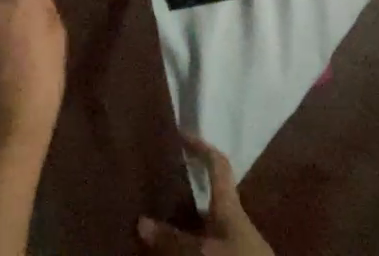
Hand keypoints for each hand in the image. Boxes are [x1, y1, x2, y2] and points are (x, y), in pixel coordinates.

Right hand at [136, 133, 275, 255]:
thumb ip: (173, 238)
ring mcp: (237, 241)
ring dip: (185, 220)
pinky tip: (172, 248)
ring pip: (206, 223)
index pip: (218, 164)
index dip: (201, 146)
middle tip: (157, 184)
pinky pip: (209, 243)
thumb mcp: (203, 252)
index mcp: (230, 205)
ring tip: (157, 218)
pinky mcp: (236, 254)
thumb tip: (140, 221)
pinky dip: (190, 241)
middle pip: (209, 196)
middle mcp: (234, 219)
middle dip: (184, 190)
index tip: (180, 135)